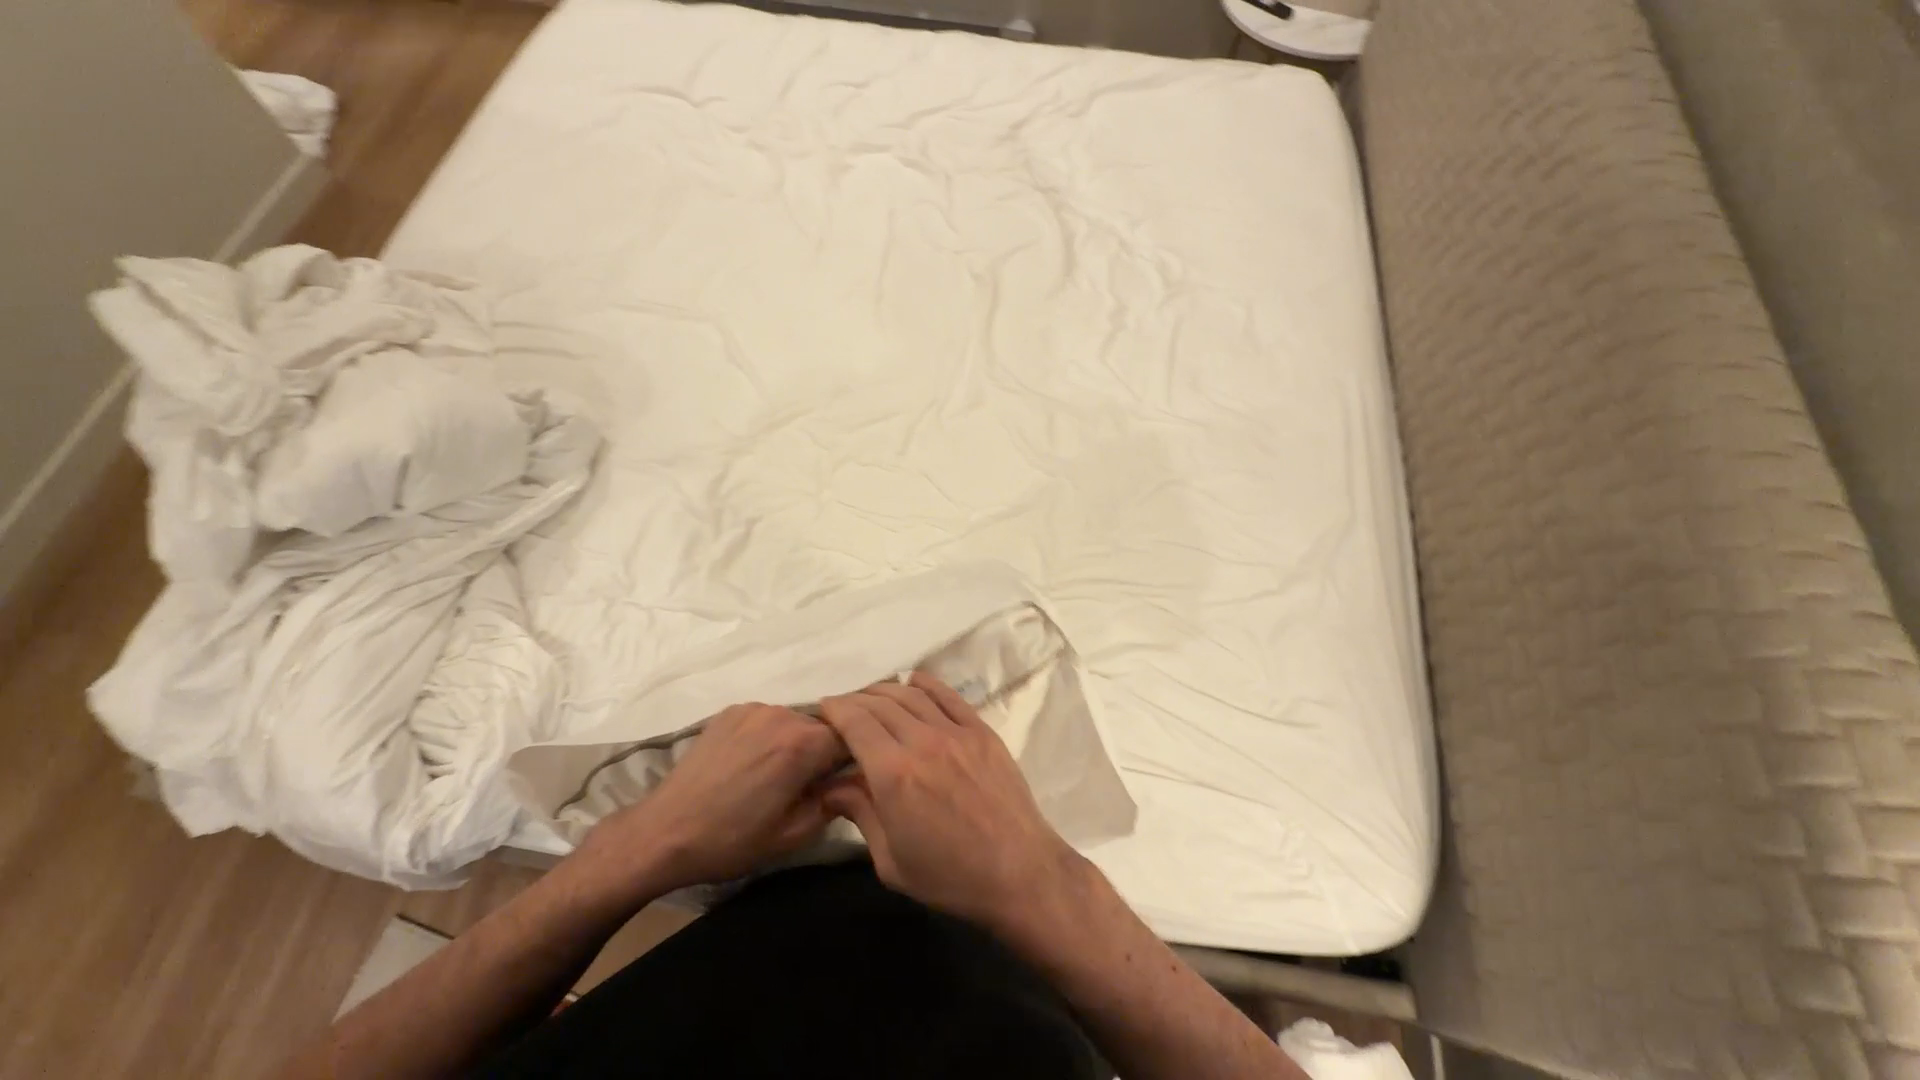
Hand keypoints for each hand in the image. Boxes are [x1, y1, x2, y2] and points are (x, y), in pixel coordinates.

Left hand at [578, 703, 845, 895]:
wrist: (665, 832)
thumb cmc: (732, 840)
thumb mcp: (793, 835)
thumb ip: (833, 803)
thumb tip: (853, 783)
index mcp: (803, 744)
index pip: (852, 737)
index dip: (853, 759)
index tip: (844, 781)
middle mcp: (781, 715)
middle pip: (823, 726)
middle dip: (823, 751)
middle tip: (809, 785)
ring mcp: (752, 709)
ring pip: (794, 721)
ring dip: (795, 742)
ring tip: (776, 775)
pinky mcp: (729, 712)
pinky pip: (766, 719)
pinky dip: (768, 736)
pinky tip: (751, 763)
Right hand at [816, 673, 1088, 933]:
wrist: (1020, 873)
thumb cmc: (951, 877)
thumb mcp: (891, 860)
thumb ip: (860, 813)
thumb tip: (831, 787)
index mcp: (894, 774)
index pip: (855, 722)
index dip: (834, 709)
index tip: (822, 709)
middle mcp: (922, 742)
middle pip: (879, 704)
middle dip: (854, 700)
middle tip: (842, 709)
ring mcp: (956, 733)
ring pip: (911, 695)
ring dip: (884, 691)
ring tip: (871, 698)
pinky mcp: (982, 732)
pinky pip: (948, 696)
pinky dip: (924, 684)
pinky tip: (912, 683)